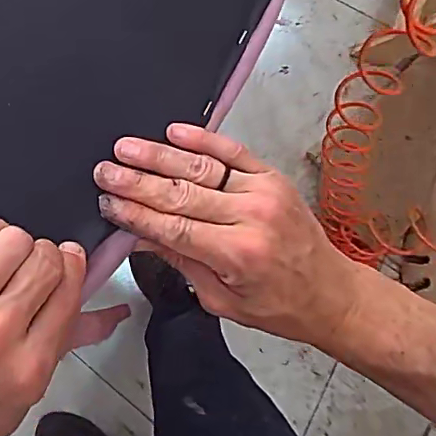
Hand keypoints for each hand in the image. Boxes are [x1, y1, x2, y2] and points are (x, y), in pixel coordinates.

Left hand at [0, 218, 124, 435]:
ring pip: (16, 238)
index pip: (71, 283)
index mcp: (29, 364)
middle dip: (47, 257)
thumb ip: (74, 337)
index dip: (74, 264)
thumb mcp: (31, 388)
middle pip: (47, 257)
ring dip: (18, 245)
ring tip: (6, 265)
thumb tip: (116, 310)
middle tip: (34, 271)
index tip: (69, 262)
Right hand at [93, 124, 373, 349]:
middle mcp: (251, 215)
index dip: (135, 213)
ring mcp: (263, 189)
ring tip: (126, 148)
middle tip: (106, 171)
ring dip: (159, 155)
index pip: (173, 227)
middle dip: (137, 181)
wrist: (330, 291)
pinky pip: (233, 150)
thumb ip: (181, 261)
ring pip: (202, 166)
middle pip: (181, 193)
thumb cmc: (279, 304)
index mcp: (238, 253)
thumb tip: (138, 236)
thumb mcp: (222, 299)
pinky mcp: (271, 174)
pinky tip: (174, 131)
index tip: (108, 201)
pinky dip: (203, 139)